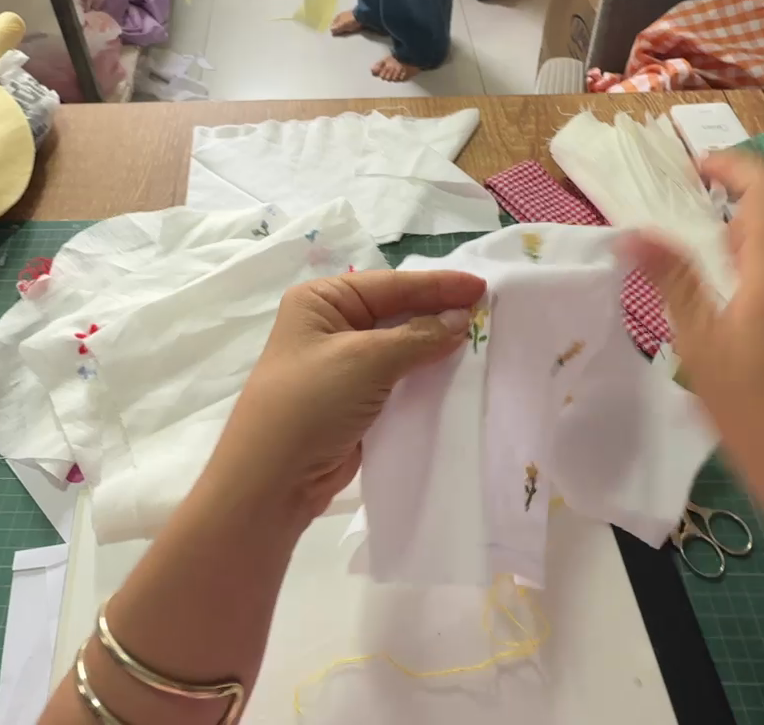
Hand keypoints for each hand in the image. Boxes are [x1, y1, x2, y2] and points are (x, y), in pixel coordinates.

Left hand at [206, 269, 485, 523]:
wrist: (273, 479)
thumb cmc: (311, 403)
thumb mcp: (365, 360)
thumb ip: (417, 337)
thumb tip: (461, 320)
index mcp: (321, 300)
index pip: (390, 285)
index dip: (437, 285)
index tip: (483, 286)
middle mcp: (331, 325)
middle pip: (396, 311)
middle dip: (439, 311)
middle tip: (490, 310)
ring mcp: (344, 364)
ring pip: (401, 346)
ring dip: (437, 344)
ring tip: (483, 338)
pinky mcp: (357, 399)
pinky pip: (399, 378)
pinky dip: (427, 374)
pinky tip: (459, 373)